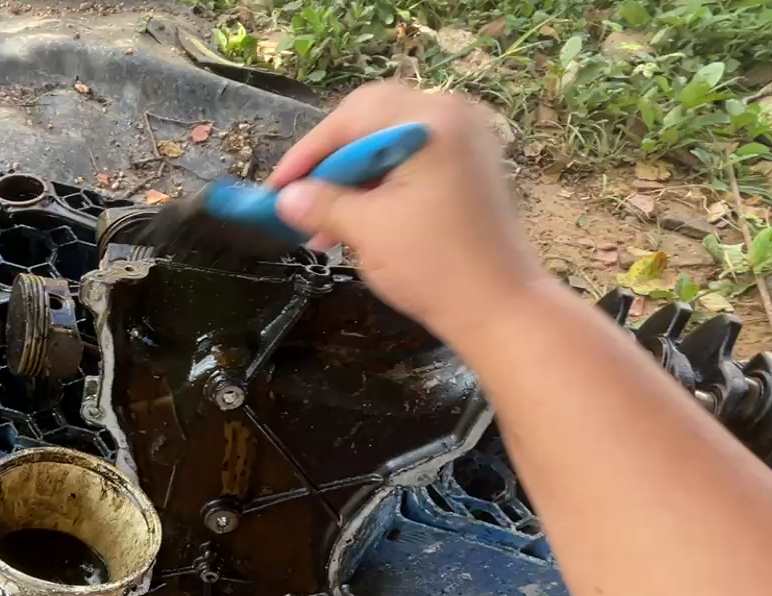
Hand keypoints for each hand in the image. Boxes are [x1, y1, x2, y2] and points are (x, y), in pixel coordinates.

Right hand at [269, 82, 558, 345]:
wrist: (496, 305)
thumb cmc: (432, 264)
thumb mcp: (367, 231)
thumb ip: (322, 205)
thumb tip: (284, 198)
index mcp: (428, 120)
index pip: (350, 118)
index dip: (306, 154)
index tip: (275, 189)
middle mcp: (450, 116)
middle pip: (369, 122)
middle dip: (327, 163)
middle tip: (296, 198)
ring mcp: (463, 142)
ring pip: (386, 146)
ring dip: (349, 180)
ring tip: (319, 226)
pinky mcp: (466, 170)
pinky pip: (408, 164)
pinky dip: (376, 188)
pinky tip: (353, 223)